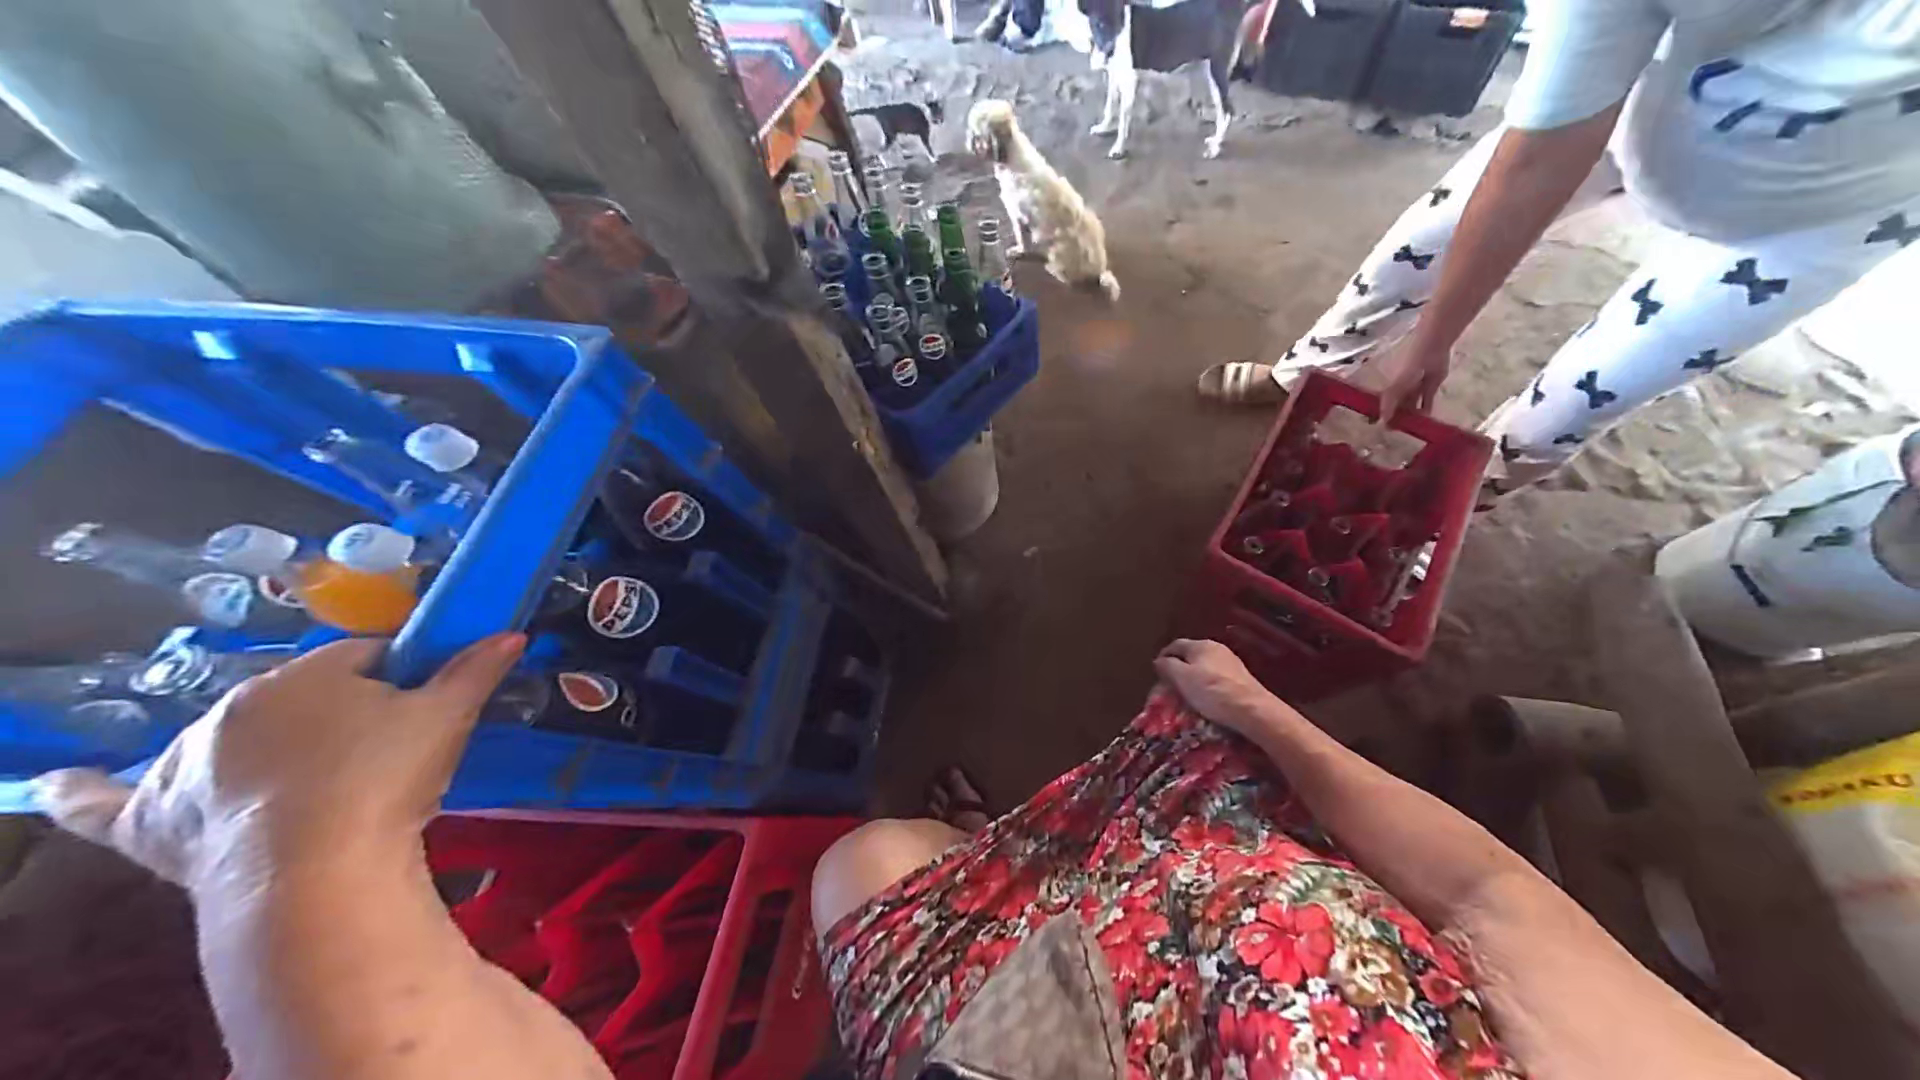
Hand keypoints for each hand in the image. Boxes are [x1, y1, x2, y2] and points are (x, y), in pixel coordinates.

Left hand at [33, 633, 523, 890]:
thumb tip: (512, 634)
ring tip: (303, 775)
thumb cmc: (384, 778)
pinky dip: (86, 793)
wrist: (314, 874)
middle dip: (340, 711)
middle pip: (300, 696)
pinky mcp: (152, 823)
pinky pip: (107, 804)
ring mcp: (184, 766)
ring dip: (257, 746)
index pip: (361, 655)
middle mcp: (232, 711)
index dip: (398, 675)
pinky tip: (57, 784)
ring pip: (225, 739)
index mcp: (303, 677)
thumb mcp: (446, 718)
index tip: (421, 703)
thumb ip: (476, 670)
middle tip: (381, 752)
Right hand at [1154, 638, 1293, 741]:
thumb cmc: (1212, 691)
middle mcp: (1217, 649)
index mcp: (1201, 645)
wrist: (1252, 711)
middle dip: (1178, 672)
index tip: (1156, 674)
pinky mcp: (1241, 680)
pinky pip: (1216, 680)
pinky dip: (1207, 688)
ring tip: (1186, 698)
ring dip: (1192, 681)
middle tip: (1169, 688)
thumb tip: (1160, 661)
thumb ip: (1167, 666)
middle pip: (1190, 658)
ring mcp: (1231, 664)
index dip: (1162, 658)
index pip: (1175, 646)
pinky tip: (1206, 702)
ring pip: (1203, 669)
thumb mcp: (1181, 678)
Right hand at [1375, 333, 1450, 422]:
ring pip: (1410, 406)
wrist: (1432, 349)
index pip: (1382, 405)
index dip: (1380, 415)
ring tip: (1409, 430)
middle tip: (1395, 432)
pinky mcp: (1430, 388)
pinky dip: (1426, 411)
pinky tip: (1424, 421)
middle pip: (1396, 407)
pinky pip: (1426, 403)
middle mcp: (1400, 389)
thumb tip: (1382, 422)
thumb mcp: (1396, 385)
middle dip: (1395, 419)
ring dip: (1410, 417)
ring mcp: (1415, 389)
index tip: (1378, 428)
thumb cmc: (1409, 364)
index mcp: (1389, 388)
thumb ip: (1389, 403)